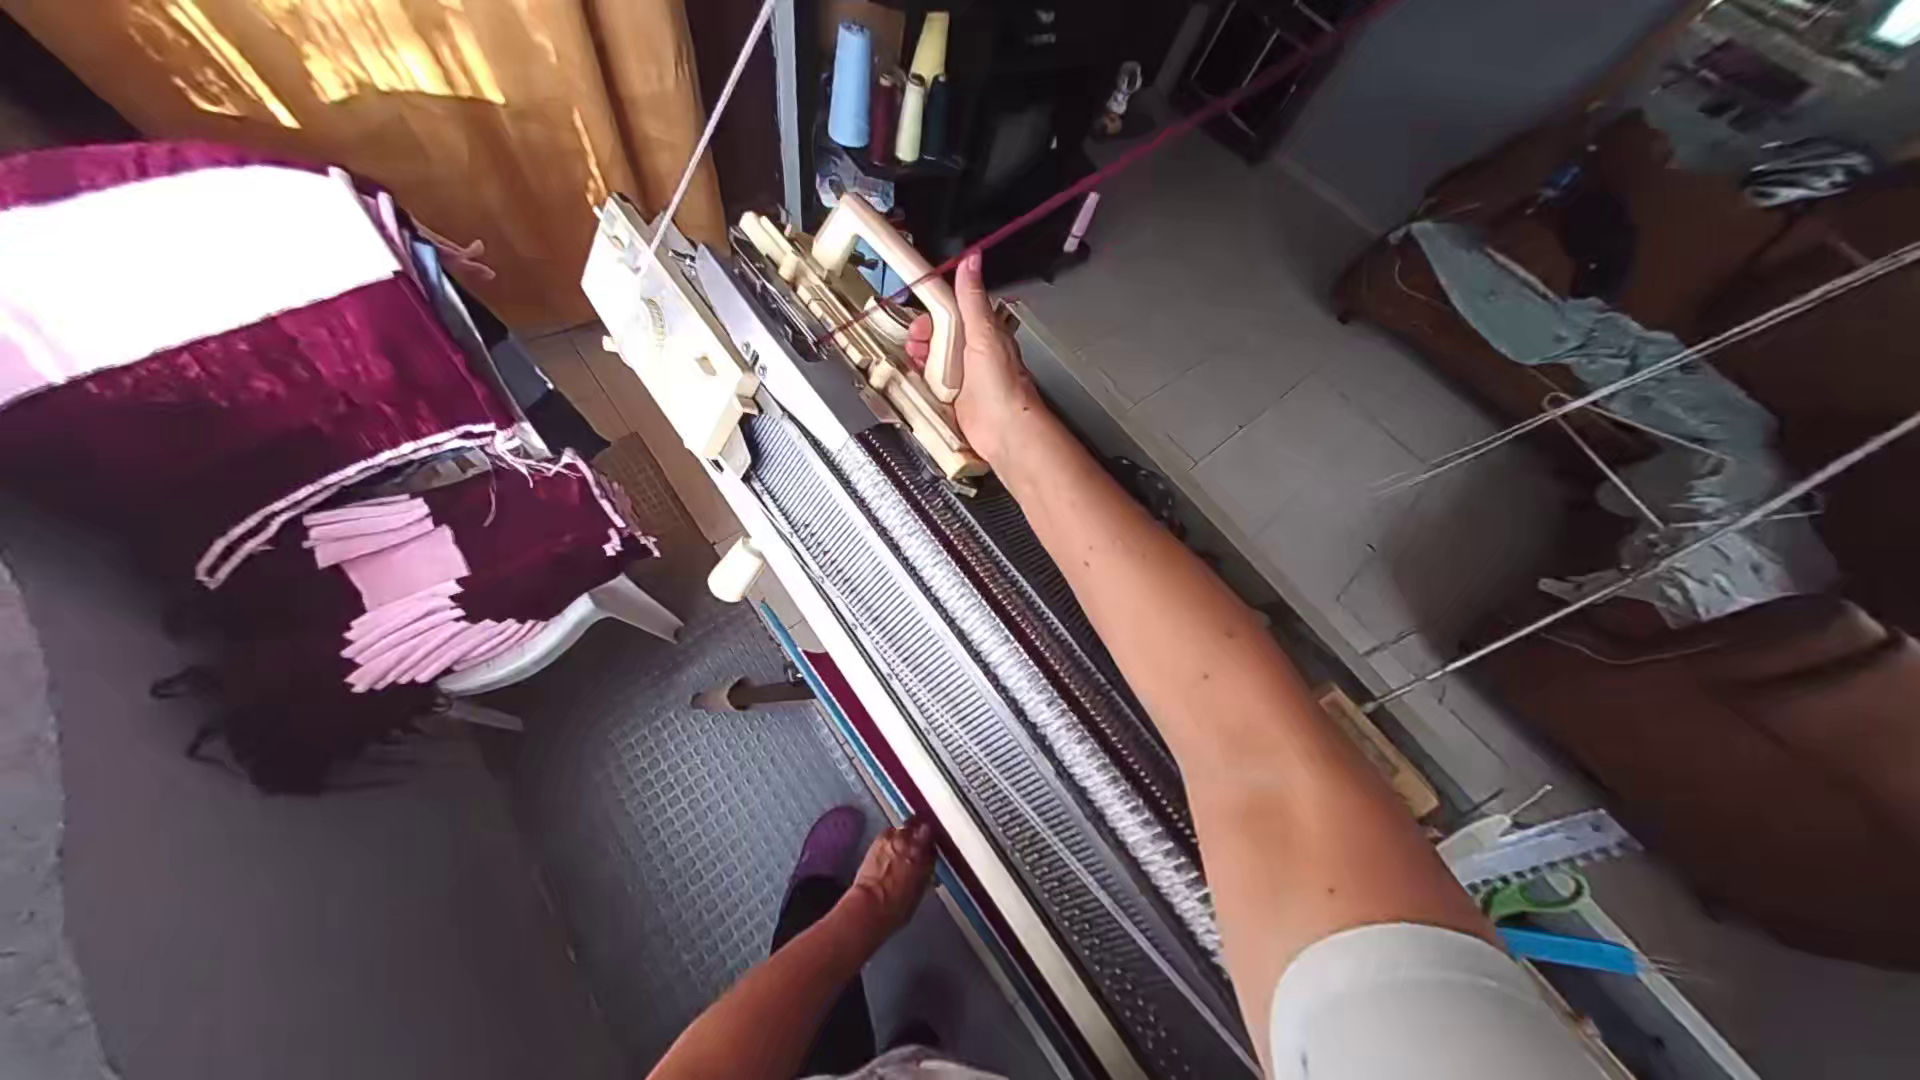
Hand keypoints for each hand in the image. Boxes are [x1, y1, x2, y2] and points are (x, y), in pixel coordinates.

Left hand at [840, 819, 934, 941]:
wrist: (871, 904)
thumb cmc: (898, 907)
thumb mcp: (919, 890)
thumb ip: (924, 871)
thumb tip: (925, 865)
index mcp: (927, 859)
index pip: (934, 844)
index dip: (931, 847)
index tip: (928, 851)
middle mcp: (914, 843)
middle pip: (922, 828)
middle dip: (920, 833)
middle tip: (916, 842)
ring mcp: (897, 838)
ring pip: (905, 827)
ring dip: (905, 835)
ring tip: (899, 845)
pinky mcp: (880, 838)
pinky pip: (890, 832)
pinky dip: (890, 837)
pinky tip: (887, 848)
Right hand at [906, 251, 1042, 464]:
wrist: (1004, 430)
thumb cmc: (1004, 387)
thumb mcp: (984, 333)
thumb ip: (972, 298)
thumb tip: (972, 260)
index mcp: (982, 333)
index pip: (950, 311)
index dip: (931, 312)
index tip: (919, 317)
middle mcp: (971, 354)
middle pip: (936, 336)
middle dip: (922, 338)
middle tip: (918, 344)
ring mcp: (961, 377)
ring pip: (930, 360)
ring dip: (920, 361)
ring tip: (920, 364)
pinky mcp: (952, 399)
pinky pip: (929, 384)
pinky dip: (921, 382)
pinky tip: (921, 382)